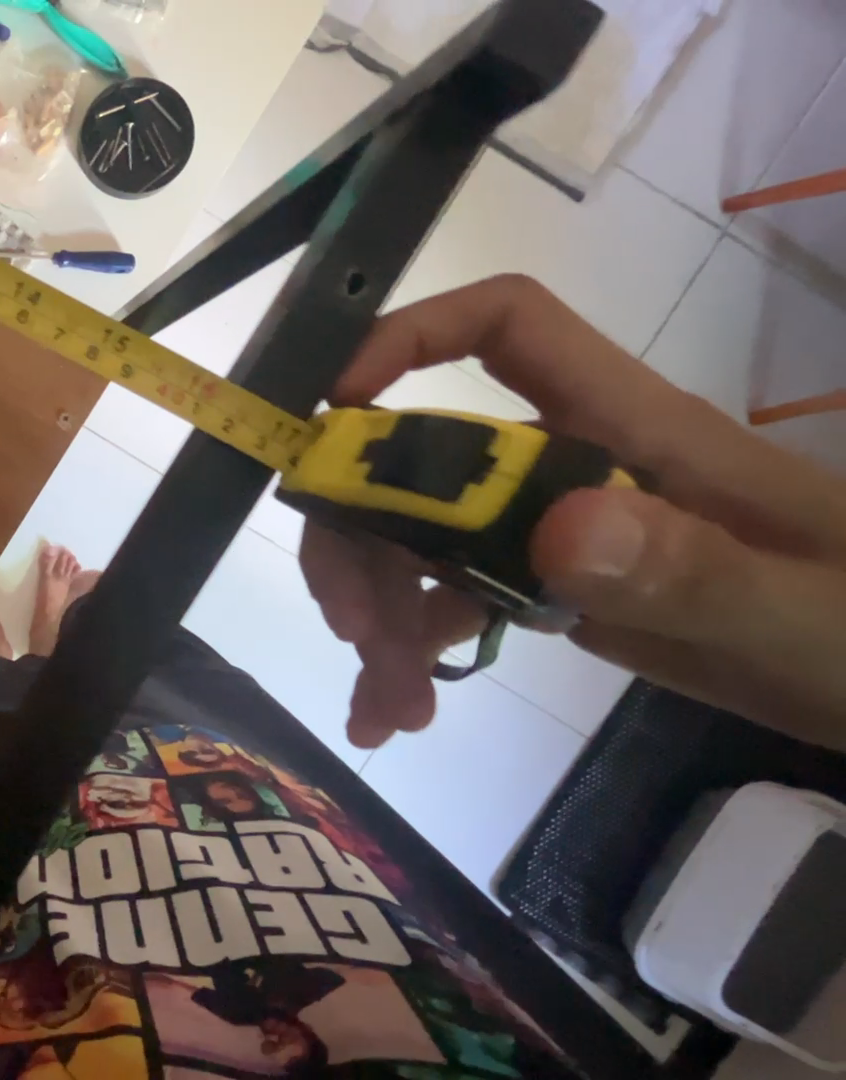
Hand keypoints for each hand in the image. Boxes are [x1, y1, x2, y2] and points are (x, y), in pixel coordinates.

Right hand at [299, 275, 845, 750]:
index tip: (337, 404)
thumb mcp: (806, 613)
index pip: (505, 329)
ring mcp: (529, 528)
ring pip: (402, 543)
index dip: (408, 338)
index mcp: (623, 431)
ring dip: (376, 618)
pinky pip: (430, 605)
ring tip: (391, 704)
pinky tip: (388, 713)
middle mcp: (554, 466)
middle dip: (358, 540)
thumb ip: (689, 567)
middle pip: (407, 463)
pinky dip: (397, 656)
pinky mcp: (521, 584)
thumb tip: (555, 528)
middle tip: (356, 629)